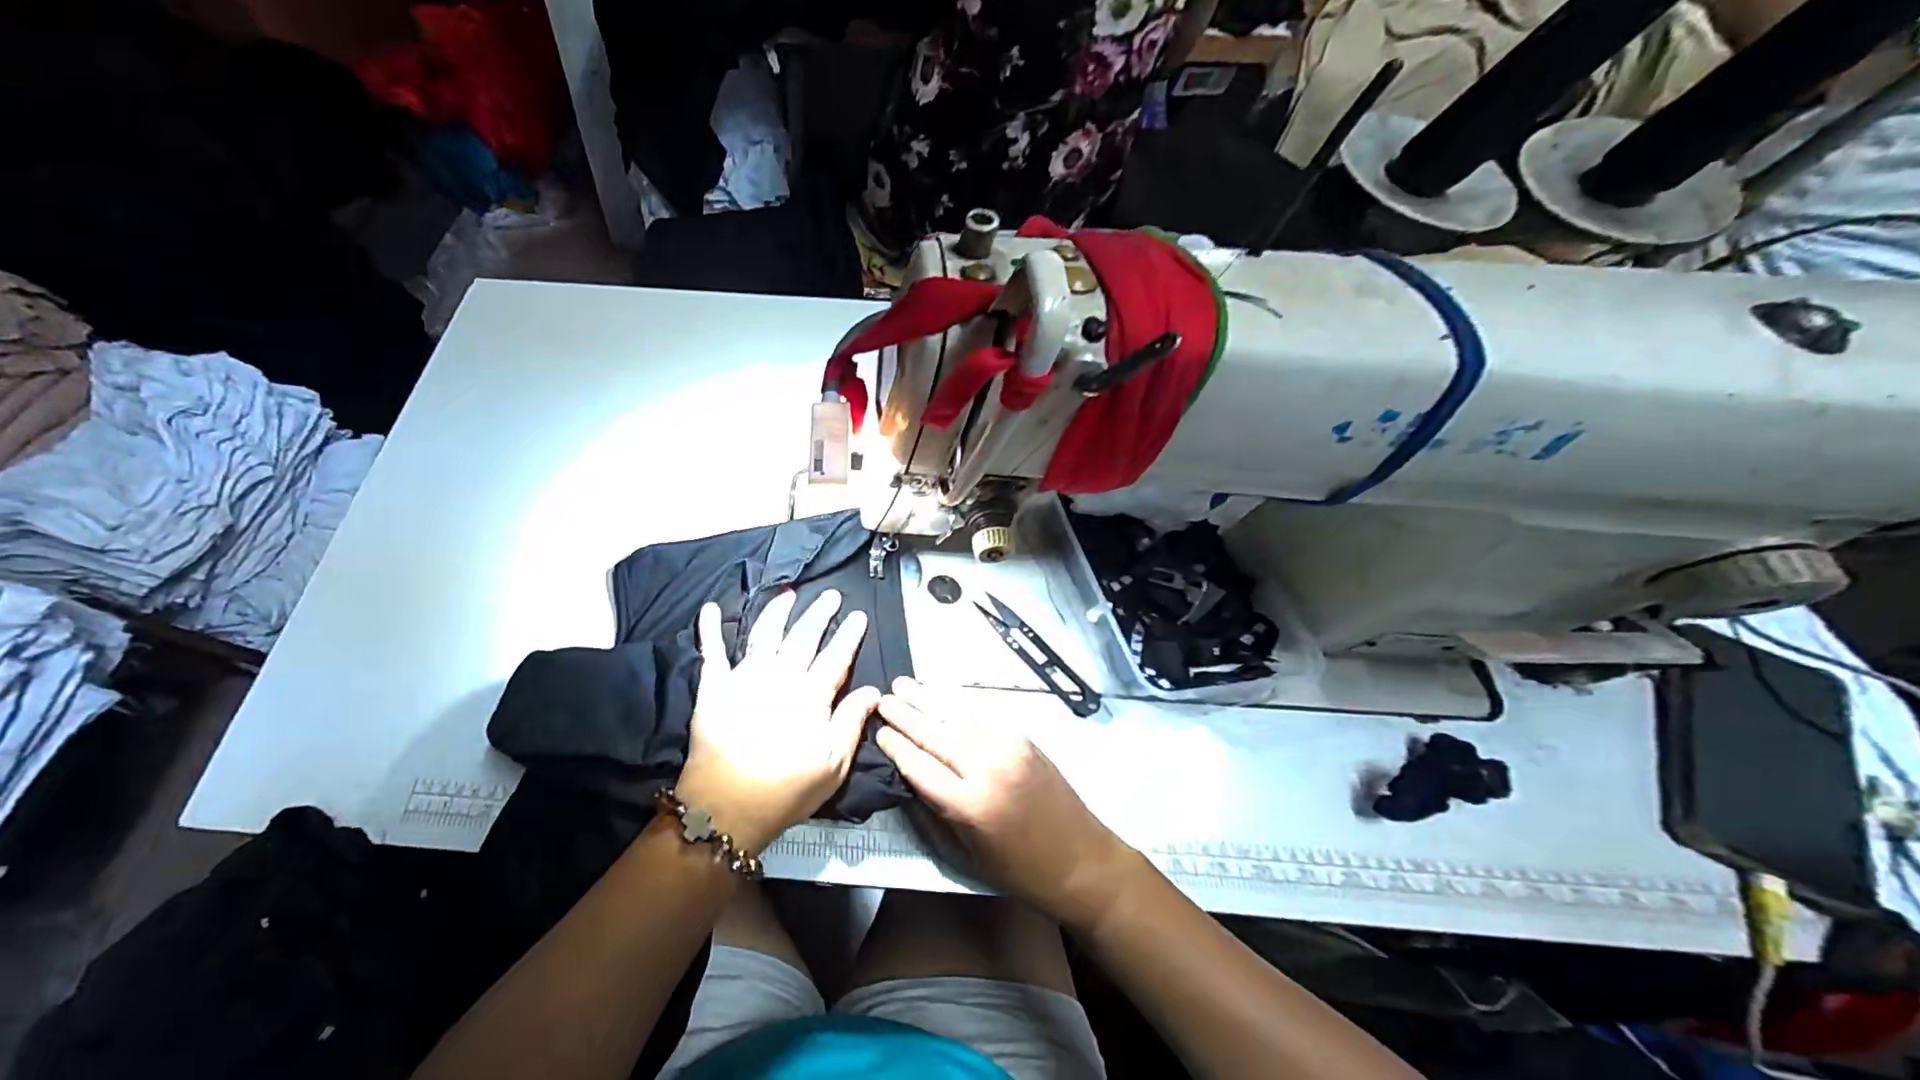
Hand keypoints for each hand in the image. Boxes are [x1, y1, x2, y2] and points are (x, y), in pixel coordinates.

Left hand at [674, 590, 879, 854]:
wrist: (725, 808)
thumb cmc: (786, 790)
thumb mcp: (834, 764)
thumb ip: (851, 721)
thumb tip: (872, 690)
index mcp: (812, 695)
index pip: (836, 656)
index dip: (849, 635)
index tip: (858, 615)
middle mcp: (780, 677)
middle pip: (804, 637)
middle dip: (820, 614)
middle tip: (831, 596)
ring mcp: (744, 679)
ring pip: (765, 635)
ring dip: (778, 612)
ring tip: (789, 595)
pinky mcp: (714, 689)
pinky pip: (713, 653)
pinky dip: (710, 628)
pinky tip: (710, 608)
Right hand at [874, 677, 1139, 926]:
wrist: (1080, 858)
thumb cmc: (1019, 869)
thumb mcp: (967, 852)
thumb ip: (936, 812)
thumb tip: (910, 777)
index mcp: (969, 805)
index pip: (920, 766)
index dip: (896, 747)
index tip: (878, 731)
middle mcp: (987, 768)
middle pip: (936, 734)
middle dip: (906, 715)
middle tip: (882, 699)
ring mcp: (1009, 748)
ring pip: (959, 716)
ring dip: (929, 699)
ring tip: (904, 685)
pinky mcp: (1024, 739)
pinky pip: (983, 716)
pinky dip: (959, 704)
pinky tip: (943, 695)